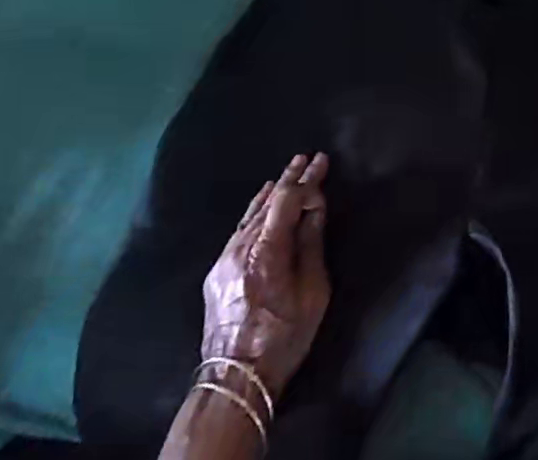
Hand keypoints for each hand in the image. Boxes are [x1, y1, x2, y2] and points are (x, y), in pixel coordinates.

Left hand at [201, 153, 331, 399]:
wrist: (234, 380)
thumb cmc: (284, 336)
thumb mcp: (313, 291)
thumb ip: (311, 244)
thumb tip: (315, 208)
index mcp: (266, 252)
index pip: (287, 201)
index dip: (306, 180)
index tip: (321, 162)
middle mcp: (239, 248)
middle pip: (268, 203)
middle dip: (290, 179)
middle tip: (307, 158)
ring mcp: (223, 259)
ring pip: (250, 214)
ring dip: (271, 193)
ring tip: (286, 173)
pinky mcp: (216, 272)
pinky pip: (239, 230)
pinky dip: (255, 212)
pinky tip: (261, 204)